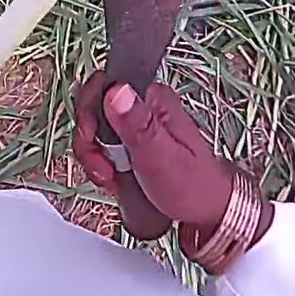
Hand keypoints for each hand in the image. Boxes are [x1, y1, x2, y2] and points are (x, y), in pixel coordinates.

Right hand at [74, 75, 232, 232]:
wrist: (205, 212)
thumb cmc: (192, 187)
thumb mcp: (162, 157)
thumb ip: (138, 124)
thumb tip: (117, 91)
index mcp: (154, 99)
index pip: (104, 83)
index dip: (89, 109)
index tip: (93, 136)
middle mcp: (143, 106)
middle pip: (92, 106)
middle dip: (89, 140)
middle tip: (105, 163)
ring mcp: (134, 124)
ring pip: (93, 129)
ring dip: (94, 156)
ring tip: (112, 175)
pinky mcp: (128, 141)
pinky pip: (99, 145)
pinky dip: (99, 164)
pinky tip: (114, 178)